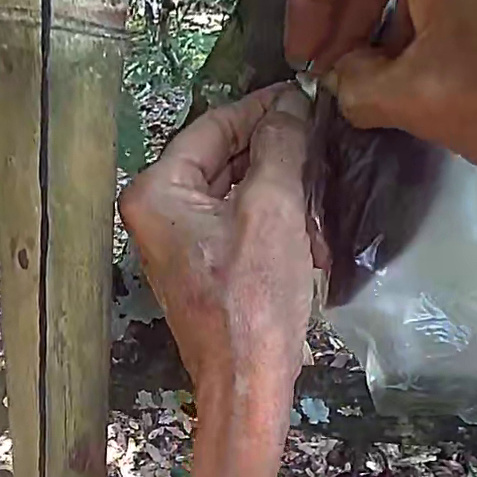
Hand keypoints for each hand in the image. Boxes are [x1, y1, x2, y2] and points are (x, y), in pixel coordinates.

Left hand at [118, 84, 314, 476]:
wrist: (247, 382)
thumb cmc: (255, 297)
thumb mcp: (273, 209)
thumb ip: (279, 146)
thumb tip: (290, 104)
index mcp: (158, 193)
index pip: (212, 128)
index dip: (260, 108)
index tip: (302, 94)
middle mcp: (157, 216)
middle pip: (221, 161)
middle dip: (272, 155)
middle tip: (318, 141)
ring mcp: (177, 245)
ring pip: (233, 195)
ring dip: (277, 191)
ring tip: (316, 190)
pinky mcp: (200, 270)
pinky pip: (235, 227)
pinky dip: (270, 222)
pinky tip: (303, 228)